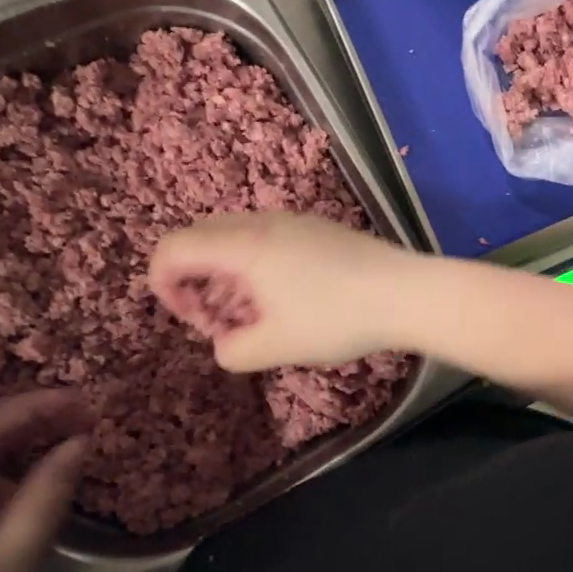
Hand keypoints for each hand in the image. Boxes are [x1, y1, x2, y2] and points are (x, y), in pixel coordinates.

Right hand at [149, 211, 417, 371]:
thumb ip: (232, 349)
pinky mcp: (322, 229)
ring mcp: (297, 221)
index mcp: (243, 244)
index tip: (195, 320)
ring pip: (238, 237)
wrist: (409, 293)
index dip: (163, 285)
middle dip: (196, 279)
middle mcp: (265, 222)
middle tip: (221, 320)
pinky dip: (258, 265)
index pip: (173, 247)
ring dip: (229, 274)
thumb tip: (226, 342)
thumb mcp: (276, 347)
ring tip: (256, 316)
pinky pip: (269, 238)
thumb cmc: (337, 319)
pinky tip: (288, 300)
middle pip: (202, 237)